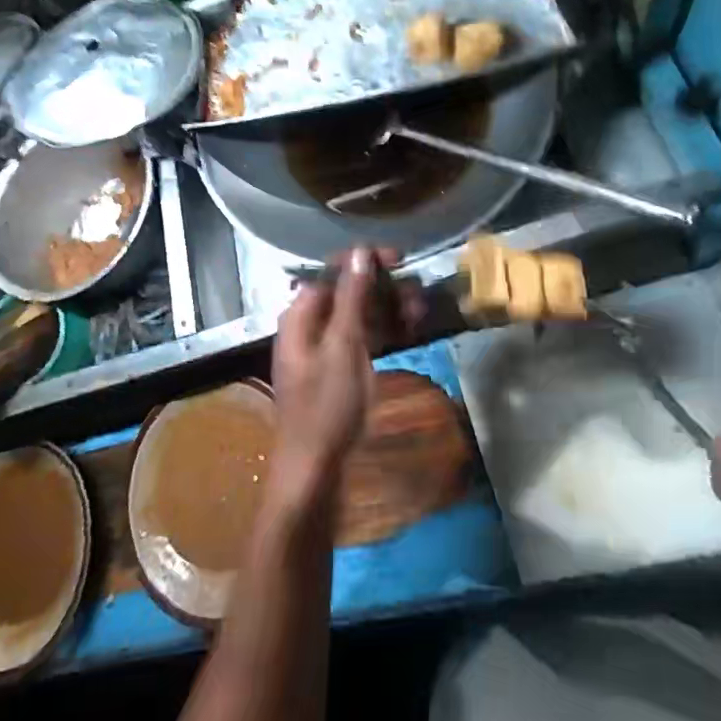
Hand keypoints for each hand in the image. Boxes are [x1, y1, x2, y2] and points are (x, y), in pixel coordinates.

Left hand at [269, 247, 417, 489]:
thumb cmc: (327, 405)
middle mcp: (309, 327)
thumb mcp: (343, 346)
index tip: (400, 260)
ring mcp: (324, 350)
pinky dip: (382, 333)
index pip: (332, 273)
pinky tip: (408, 331)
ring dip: (387, 310)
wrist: (315, 467)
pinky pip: (361, 340)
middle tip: (418, 293)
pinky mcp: (339, 370)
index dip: (363, 261)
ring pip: (358, 317)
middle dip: (382, 288)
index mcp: (300, 316)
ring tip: (420, 312)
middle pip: (347, 294)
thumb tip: (360, 252)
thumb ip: (351, 298)